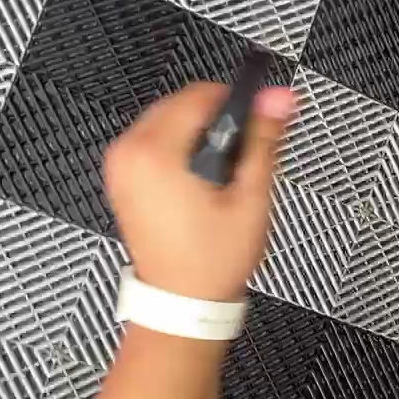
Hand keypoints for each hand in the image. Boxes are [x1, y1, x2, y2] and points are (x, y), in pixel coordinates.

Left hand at [102, 82, 291, 301]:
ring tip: (220, 180)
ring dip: (199, 138)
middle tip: (240, 162)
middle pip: (182, 105)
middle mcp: (128, 153)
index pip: (200, 94)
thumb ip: (263, 140)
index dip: (236, 104)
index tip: (256, 125)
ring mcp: (120, 167)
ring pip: (169, 122)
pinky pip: (154, 144)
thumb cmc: (212, 261)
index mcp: (155, 152)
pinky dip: (179, 152)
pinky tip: (200, 186)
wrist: (182, 303)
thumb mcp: (249, 198)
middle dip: (216, 124)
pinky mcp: (121, 180)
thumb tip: (278, 98)